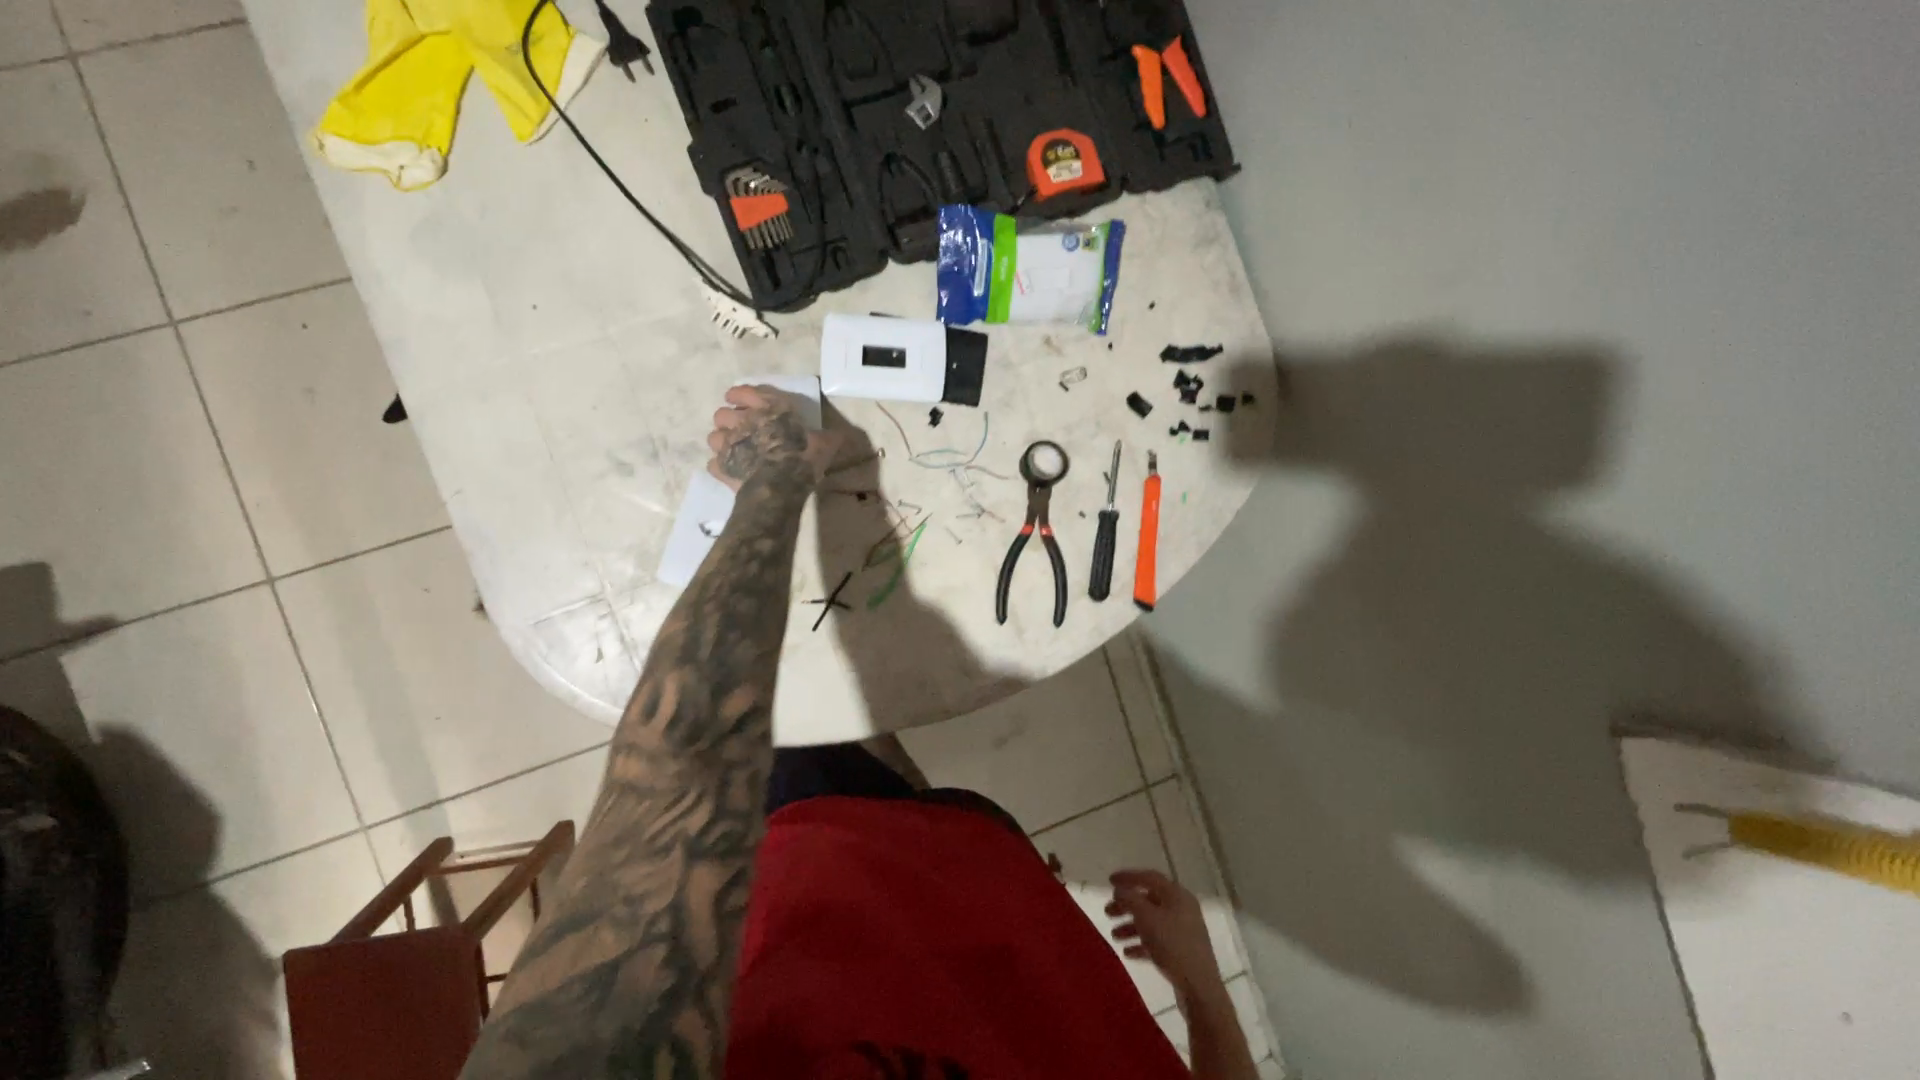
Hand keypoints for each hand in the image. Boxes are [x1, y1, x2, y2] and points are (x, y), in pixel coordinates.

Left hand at [705, 385, 840, 491]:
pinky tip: (731, 471)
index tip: (739, 399)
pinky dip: (721, 466)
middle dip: (729, 420)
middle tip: (740, 428)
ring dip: (722, 441)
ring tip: (733, 449)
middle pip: (722, 414)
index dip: (740, 395)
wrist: (779, 485)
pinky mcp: (721, 466)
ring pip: (713, 437)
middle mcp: (742, 421)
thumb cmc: (802, 457)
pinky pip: (714, 464)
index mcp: (766, 408)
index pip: (744, 392)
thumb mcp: (825, 443)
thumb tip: (842, 435)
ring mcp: (728, 444)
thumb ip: (829, 437)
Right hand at [1106, 869, 1222, 1004]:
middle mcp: (1182, 909)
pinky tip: (1128, 953)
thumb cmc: (1171, 945)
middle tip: (1107, 913)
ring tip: (1114, 937)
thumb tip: (1120, 890)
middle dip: (1126, 906)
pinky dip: (1142, 943)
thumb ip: (1130, 899)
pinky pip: (1158, 941)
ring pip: (1152, 922)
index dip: (1128, 877)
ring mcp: (1184, 931)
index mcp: (1177, 895)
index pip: (1150, 877)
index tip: (1109, 882)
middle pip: (1149, 901)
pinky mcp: (1182, 951)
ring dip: (1131, 926)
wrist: (1199, 986)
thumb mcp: (1146, 917)